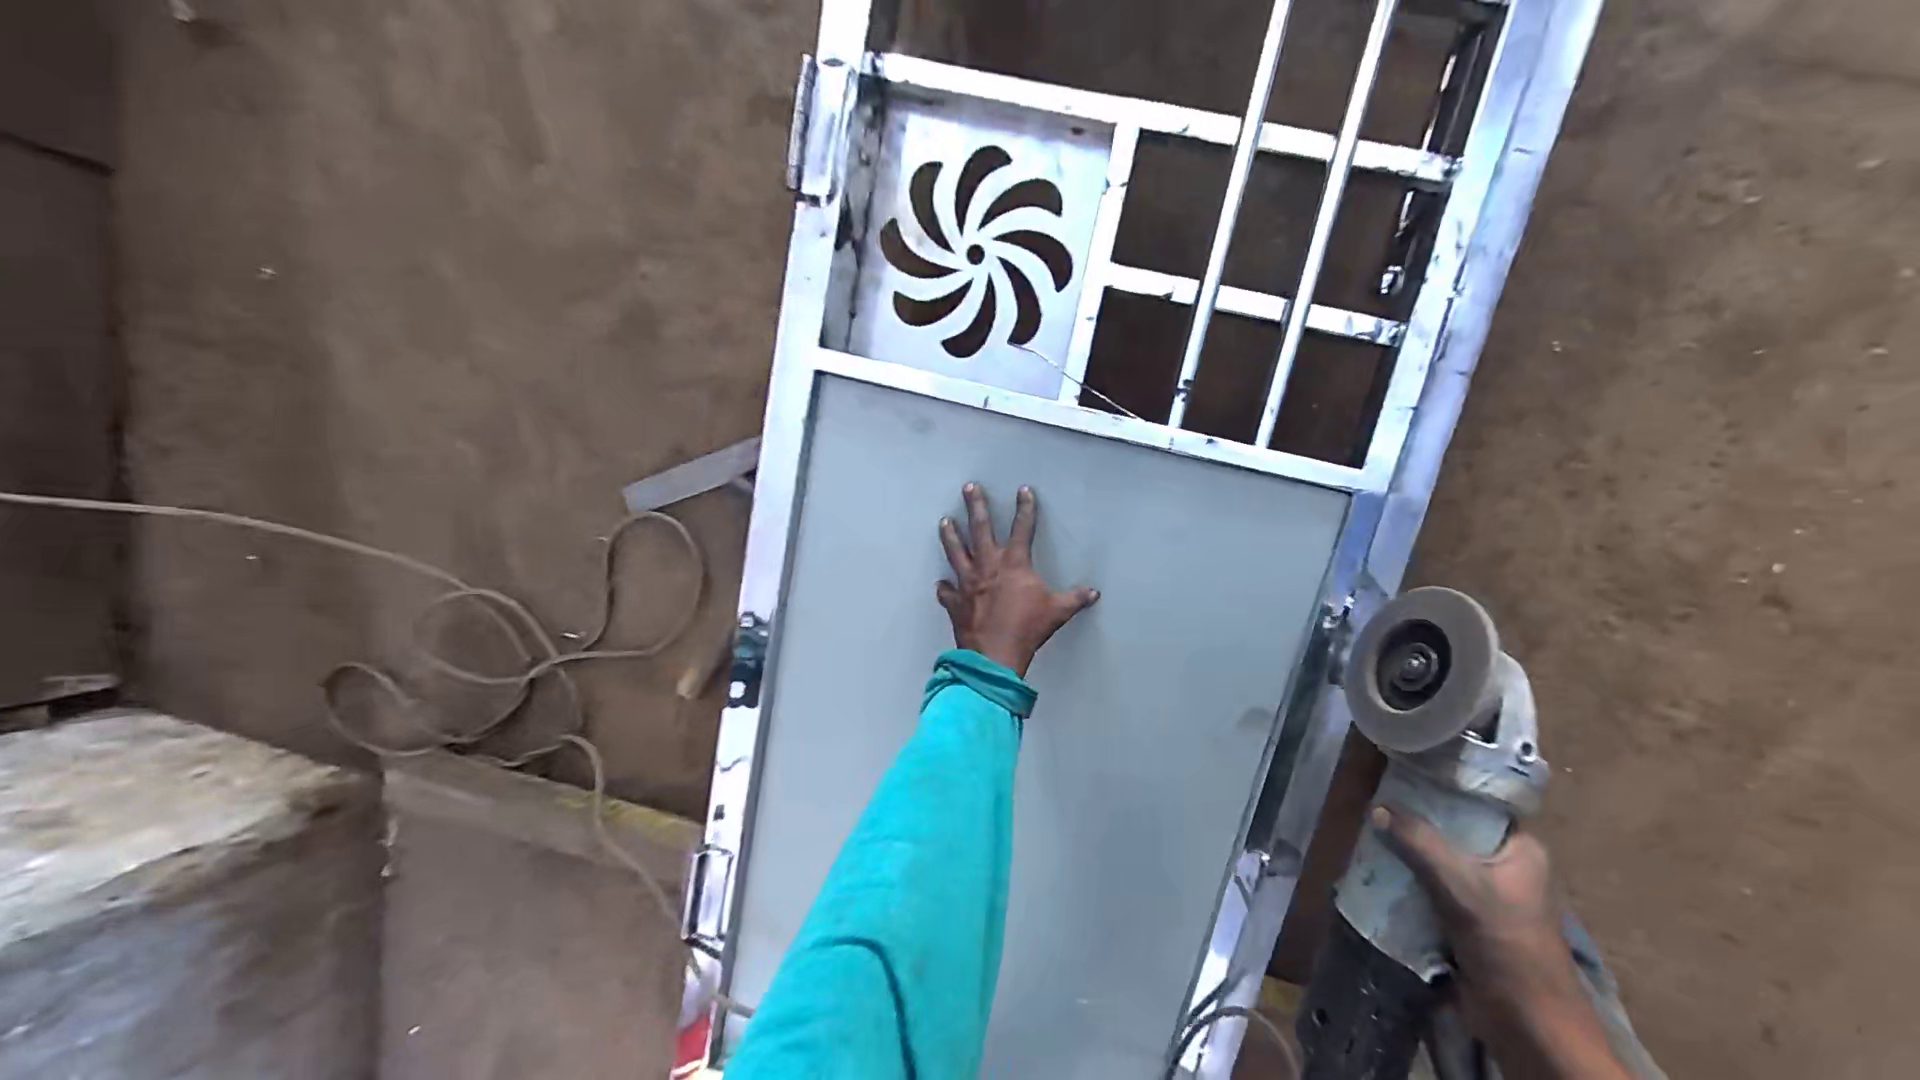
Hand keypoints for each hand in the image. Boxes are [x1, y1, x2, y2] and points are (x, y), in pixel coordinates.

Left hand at [936, 483, 1097, 677]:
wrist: (995, 654)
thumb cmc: (1027, 629)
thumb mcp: (1057, 611)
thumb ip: (1074, 599)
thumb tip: (1092, 594)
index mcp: (1014, 563)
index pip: (1023, 527)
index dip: (1025, 508)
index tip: (1023, 491)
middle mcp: (988, 565)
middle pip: (980, 528)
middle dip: (976, 505)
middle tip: (969, 488)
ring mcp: (968, 582)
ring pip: (956, 551)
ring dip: (950, 535)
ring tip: (944, 521)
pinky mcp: (955, 601)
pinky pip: (947, 591)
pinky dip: (944, 587)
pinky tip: (941, 583)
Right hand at [1373, 806, 1631, 1079]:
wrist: (1527, 1025)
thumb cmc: (1508, 947)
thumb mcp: (1461, 886)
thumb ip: (1419, 843)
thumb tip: (1378, 808)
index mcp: (1522, 850)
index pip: (1478, 804)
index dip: (1441, 789)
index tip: (1401, 776)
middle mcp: (1506, 866)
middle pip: (1452, 830)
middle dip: (1414, 821)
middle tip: (1376, 805)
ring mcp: (1486, 894)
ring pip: (1437, 858)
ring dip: (1407, 852)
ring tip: (1369, 833)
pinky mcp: (1467, 919)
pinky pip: (1430, 886)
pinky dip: (1407, 880)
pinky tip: (1378, 870)